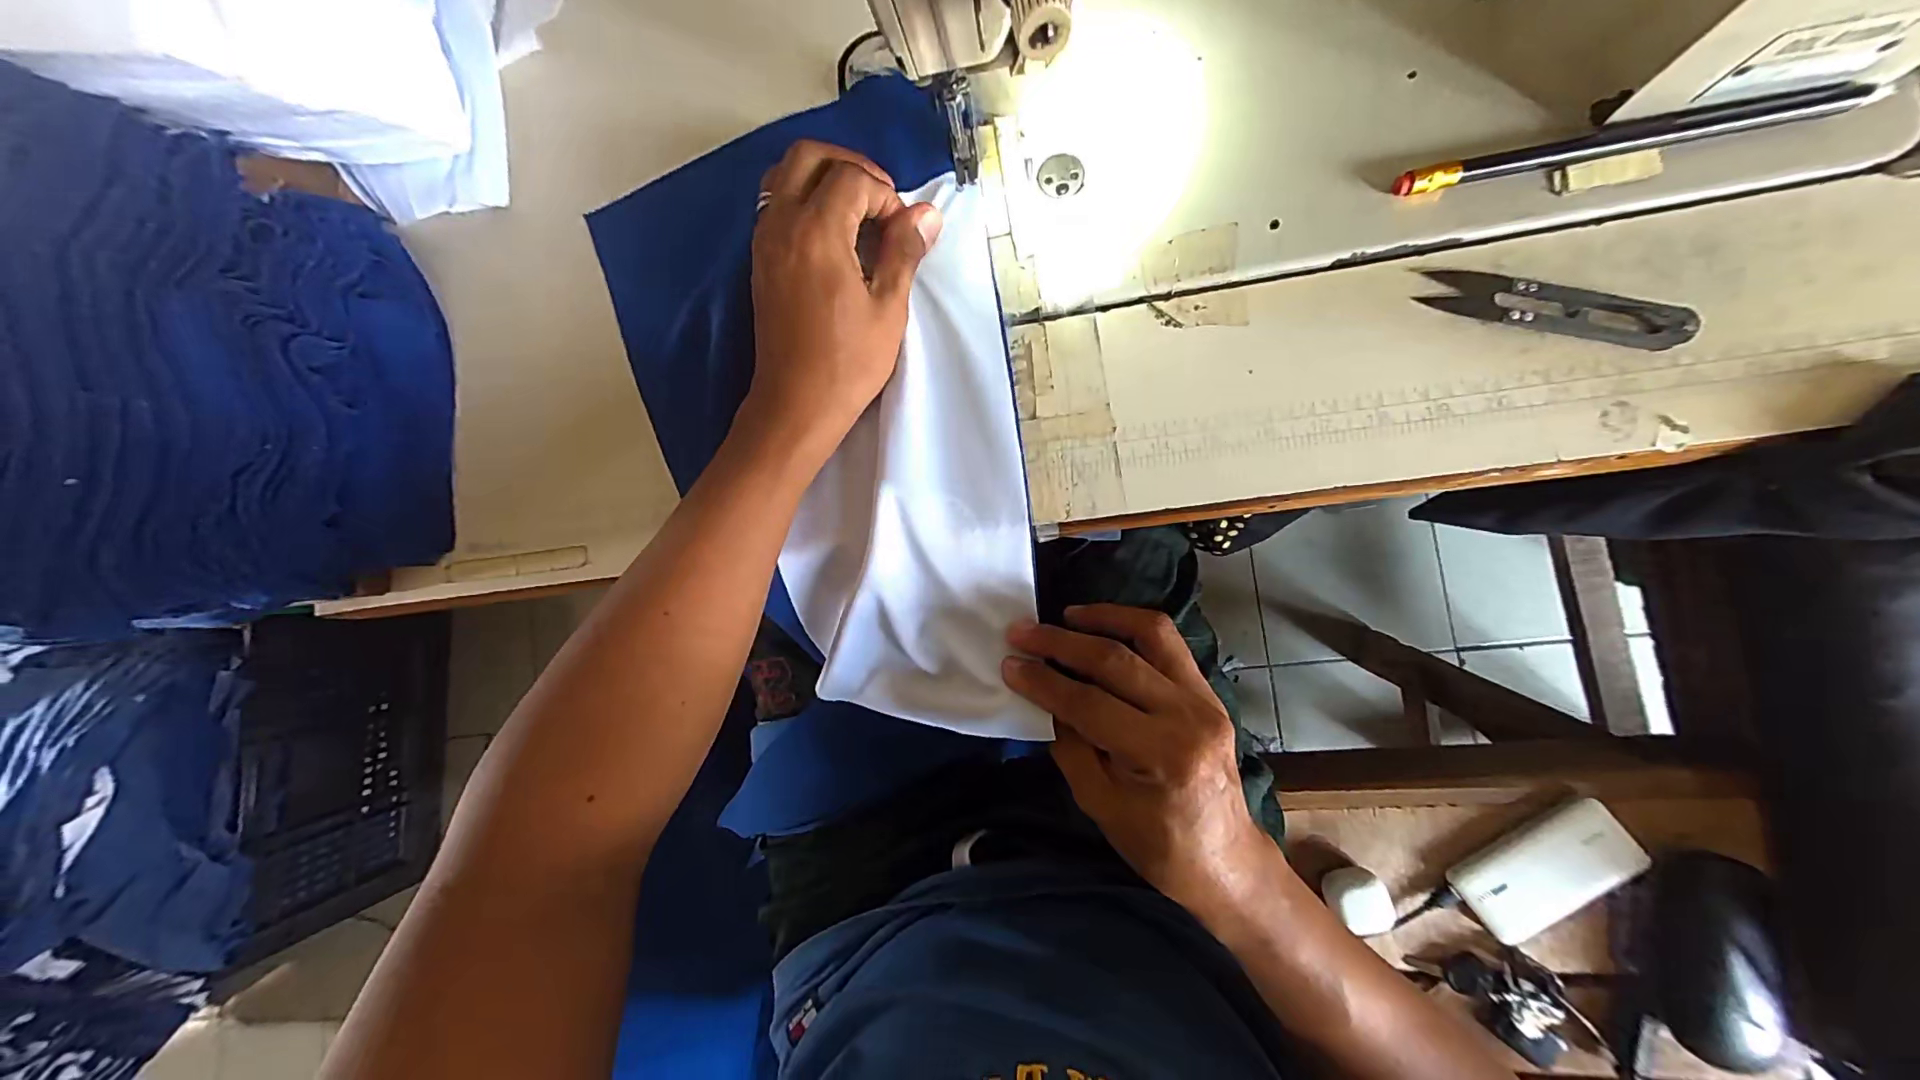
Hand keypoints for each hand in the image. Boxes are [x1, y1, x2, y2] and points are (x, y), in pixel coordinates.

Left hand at [744, 140, 942, 455]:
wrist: (797, 403)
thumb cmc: (847, 363)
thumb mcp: (888, 308)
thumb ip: (904, 252)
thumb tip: (925, 215)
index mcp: (817, 232)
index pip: (852, 178)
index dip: (885, 195)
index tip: (901, 230)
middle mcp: (782, 225)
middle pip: (809, 157)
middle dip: (850, 167)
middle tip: (880, 201)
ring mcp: (765, 241)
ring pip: (785, 175)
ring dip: (823, 180)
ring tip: (857, 215)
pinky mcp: (760, 261)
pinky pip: (777, 205)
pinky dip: (805, 202)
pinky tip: (833, 238)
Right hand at [1001, 605, 1275, 914]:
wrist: (1226, 861)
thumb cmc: (1159, 846)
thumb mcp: (1100, 804)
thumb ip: (1070, 745)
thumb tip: (1043, 698)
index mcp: (1163, 753)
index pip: (1089, 702)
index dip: (1044, 681)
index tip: (1009, 663)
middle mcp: (1189, 716)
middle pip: (1116, 660)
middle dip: (1061, 642)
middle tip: (1022, 631)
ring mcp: (1206, 699)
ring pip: (1152, 634)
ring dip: (1103, 618)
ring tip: (1065, 616)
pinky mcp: (1209, 693)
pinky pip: (1169, 644)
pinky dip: (1132, 626)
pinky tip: (1102, 626)